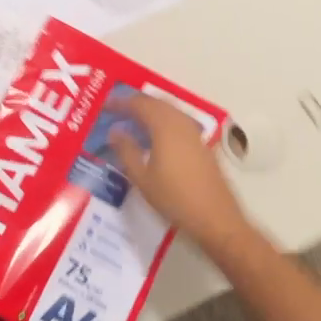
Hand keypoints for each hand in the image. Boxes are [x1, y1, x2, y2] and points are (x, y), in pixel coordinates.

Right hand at [107, 92, 252, 248]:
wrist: (215, 218)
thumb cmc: (174, 198)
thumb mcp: (142, 177)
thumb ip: (126, 150)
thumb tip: (114, 131)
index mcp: (165, 127)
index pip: (140, 104)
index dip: (120, 102)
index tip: (104, 105)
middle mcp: (181, 124)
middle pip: (157, 102)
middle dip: (136, 102)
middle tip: (117, 109)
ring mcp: (195, 133)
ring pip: (170, 110)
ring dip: (151, 110)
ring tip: (133, 120)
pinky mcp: (202, 145)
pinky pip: (178, 121)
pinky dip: (163, 120)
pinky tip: (154, 137)